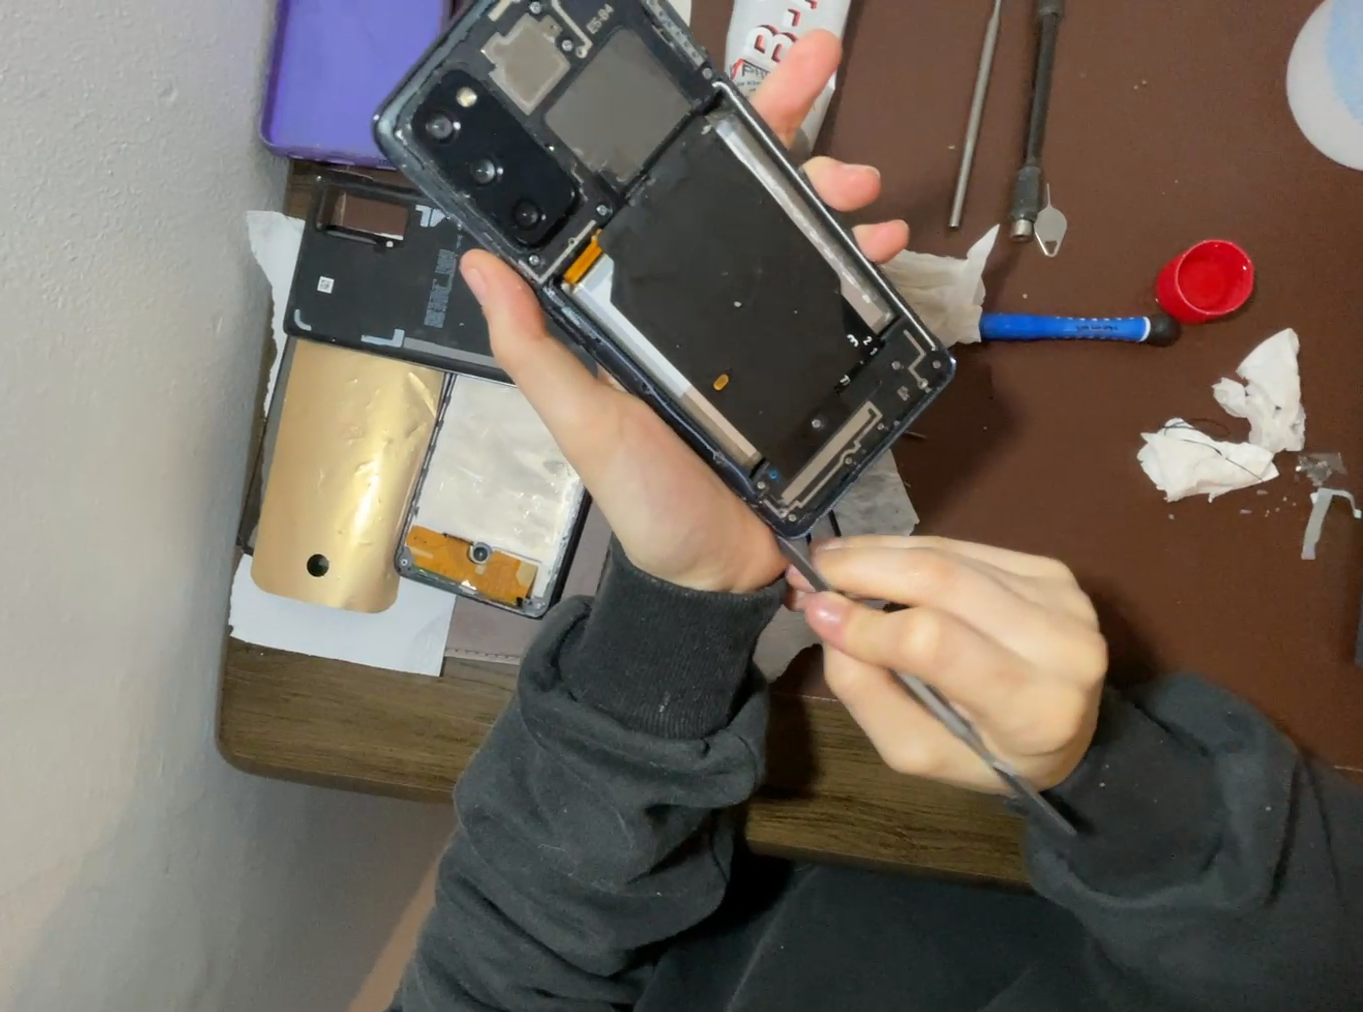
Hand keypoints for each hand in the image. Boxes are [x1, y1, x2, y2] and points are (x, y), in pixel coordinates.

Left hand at [459, 30, 908, 592]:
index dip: (690, 147)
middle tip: (825, 101)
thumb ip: (535, 351)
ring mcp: (751, 341)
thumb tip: (481, 266)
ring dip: (831, 204)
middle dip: (783, 148)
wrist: (716, 569)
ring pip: (794, 247)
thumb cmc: (646, 498)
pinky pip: (832, 308)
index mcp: (638, 317)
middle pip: (738, 212)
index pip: (661, 211)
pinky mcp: (797, 371)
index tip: (725, 92)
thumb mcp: (584, 422)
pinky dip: (859, 273)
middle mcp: (693, 316)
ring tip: (867, 185)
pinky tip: (882, 253)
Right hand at [789, 536, 1106, 791]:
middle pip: (943, 582)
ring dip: (877, 551)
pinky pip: (964, 547)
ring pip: (949, 555)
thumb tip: (826, 618)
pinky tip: (872, 556)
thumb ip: (866, 692)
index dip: (867, 623)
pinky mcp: (1054, 572)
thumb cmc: (983, 753)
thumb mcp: (914, 750)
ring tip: (828, 558)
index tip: (813, 610)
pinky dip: (907, 548)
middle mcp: (1062, 646)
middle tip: (808, 569)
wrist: (1070, 733)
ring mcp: (1063, 600)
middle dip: (862, 569)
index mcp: (1033, 710)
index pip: (935, 644)